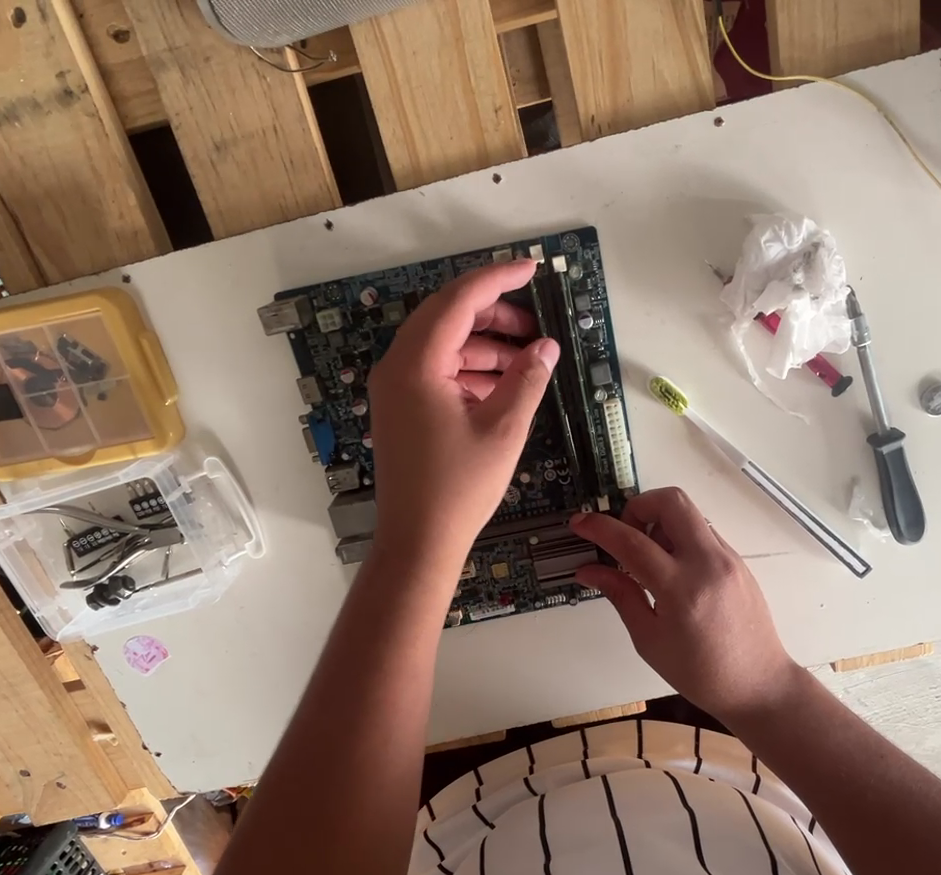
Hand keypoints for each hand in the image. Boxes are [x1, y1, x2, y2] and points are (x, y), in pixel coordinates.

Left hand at [368, 260, 559, 563]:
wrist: (418, 540)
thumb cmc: (459, 488)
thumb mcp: (504, 429)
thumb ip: (527, 379)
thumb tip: (546, 347)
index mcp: (416, 364)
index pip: (459, 301)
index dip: (498, 279)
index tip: (532, 268)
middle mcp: (397, 367)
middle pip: (447, 317)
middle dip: (494, 314)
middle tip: (535, 325)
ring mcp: (395, 389)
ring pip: (443, 345)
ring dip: (485, 346)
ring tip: (527, 360)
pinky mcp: (401, 409)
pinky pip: (436, 372)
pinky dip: (469, 371)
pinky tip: (503, 386)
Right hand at [570, 488, 801, 719]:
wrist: (758, 683)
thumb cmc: (700, 672)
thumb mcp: (649, 640)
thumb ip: (620, 596)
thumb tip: (588, 571)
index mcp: (681, 589)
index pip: (633, 542)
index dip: (600, 528)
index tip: (580, 523)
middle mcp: (708, 563)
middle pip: (670, 501)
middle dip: (638, 507)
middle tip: (625, 538)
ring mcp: (728, 558)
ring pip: (688, 513)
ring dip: (659, 523)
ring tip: (648, 562)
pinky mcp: (738, 561)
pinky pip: (702, 532)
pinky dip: (679, 538)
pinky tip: (671, 572)